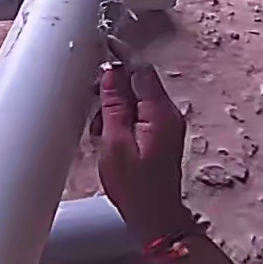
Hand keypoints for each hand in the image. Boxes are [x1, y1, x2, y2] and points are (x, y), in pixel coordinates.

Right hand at [94, 63, 193, 240]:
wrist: (155, 218)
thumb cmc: (136, 188)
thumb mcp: (114, 143)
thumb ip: (113, 105)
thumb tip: (110, 75)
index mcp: (160, 113)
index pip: (142, 71)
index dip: (122, 56)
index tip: (105, 45)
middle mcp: (168, 115)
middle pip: (138, 83)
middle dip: (113, 88)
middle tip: (94, 102)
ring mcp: (165, 125)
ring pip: (135, 98)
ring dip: (114, 106)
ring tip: (101, 130)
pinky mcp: (159, 134)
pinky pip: (137, 113)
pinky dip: (120, 118)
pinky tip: (108, 137)